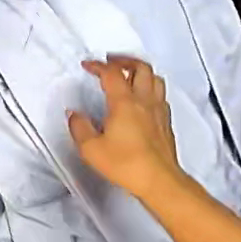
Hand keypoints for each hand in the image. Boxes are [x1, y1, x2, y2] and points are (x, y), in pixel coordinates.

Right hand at [68, 56, 190, 201]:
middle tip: (111, 61)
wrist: (159, 181)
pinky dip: (150, 88)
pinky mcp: (166, 123)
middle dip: (124, 60)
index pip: (112, 73)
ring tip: (129, 74)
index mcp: (124, 102)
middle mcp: (144, 101)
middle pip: (140, 67)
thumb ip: (79, 127)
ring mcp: (158, 111)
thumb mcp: (91, 148)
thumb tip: (74, 115)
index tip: (87, 65)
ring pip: (155, 78)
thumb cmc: (126, 164)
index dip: (98, 65)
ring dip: (140, 71)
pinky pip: (161, 95)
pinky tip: (143, 98)